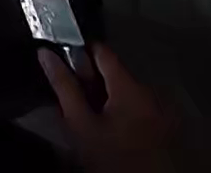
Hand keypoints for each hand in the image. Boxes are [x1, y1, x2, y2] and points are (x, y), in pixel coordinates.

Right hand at [39, 44, 172, 172]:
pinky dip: (120, 110)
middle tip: (73, 95)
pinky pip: (137, 107)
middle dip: (90, 78)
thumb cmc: (112, 160)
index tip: (63, 62)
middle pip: (113, 71)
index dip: (78, 50)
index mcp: (131, 87)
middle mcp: (151, 95)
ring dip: (105, 95)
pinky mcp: (165, 131)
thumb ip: (63, 85)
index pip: (101, 50)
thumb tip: (45, 53)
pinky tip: (109, 128)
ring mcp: (161, 114)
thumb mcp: (81, 124)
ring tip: (89, 114)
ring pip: (124, 90)